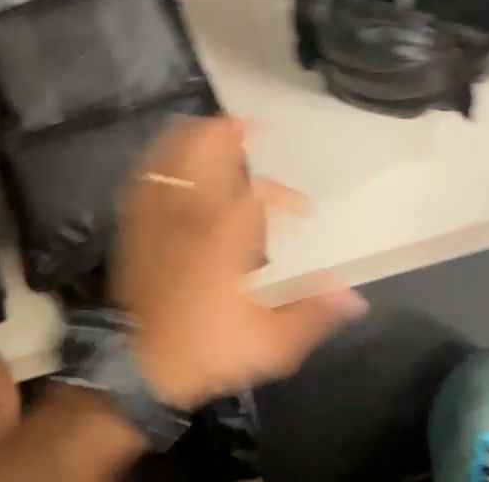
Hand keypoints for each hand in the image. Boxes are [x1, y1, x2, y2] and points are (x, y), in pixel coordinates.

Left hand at [110, 114, 368, 409]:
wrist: (136, 362)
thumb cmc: (204, 349)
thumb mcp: (269, 344)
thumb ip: (312, 313)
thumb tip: (355, 296)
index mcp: (226, 237)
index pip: (260, 193)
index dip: (284, 194)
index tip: (302, 206)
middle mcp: (190, 213)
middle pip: (207, 153)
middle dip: (230, 133)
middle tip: (251, 126)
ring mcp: (157, 213)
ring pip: (174, 155)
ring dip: (195, 136)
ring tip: (214, 127)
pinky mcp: (133, 221)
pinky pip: (145, 174)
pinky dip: (161, 156)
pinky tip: (170, 154)